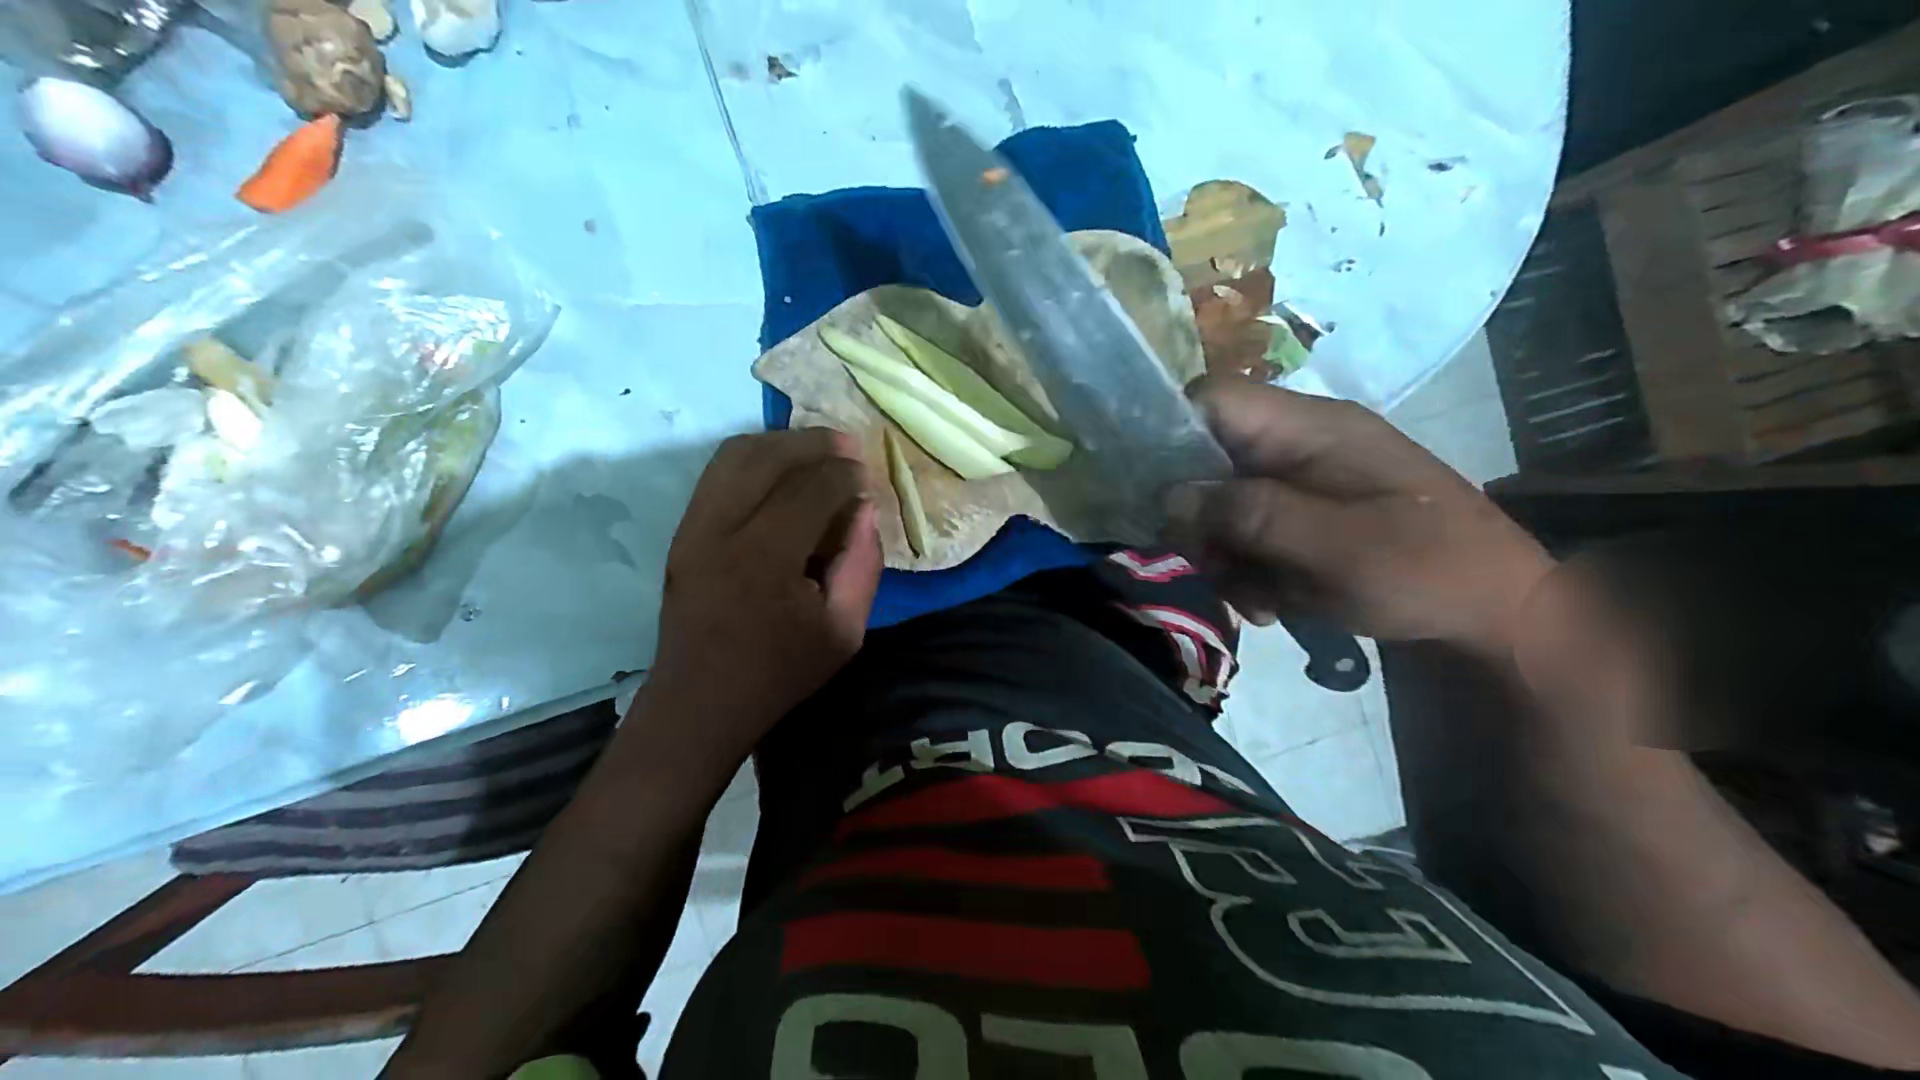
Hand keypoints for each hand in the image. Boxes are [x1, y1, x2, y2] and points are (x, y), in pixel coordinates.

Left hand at [648, 428, 880, 750]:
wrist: (700, 701)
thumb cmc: (779, 672)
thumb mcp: (844, 632)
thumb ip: (863, 565)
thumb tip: (865, 509)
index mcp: (765, 559)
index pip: (812, 489)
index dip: (846, 474)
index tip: (868, 478)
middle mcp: (721, 530)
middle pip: (769, 456)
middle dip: (816, 443)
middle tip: (849, 446)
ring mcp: (693, 527)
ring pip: (735, 454)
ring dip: (781, 442)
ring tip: (816, 450)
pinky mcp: (682, 531)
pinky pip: (717, 473)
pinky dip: (753, 459)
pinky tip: (780, 469)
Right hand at [1161, 375, 1553, 658]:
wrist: (1498, 612)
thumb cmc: (1424, 569)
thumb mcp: (1332, 546)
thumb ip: (1248, 514)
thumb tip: (1169, 497)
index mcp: (1309, 427)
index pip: (1213, 398)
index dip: (1171, 434)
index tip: (1160, 497)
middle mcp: (1298, 443)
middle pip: (1206, 460)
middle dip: (1201, 521)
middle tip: (1215, 569)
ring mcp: (1303, 479)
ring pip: (1222, 504)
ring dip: (1225, 556)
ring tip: (1256, 600)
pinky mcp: (1306, 513)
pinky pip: (1250, 531)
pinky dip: (1250, 569)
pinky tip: (1272, 602)